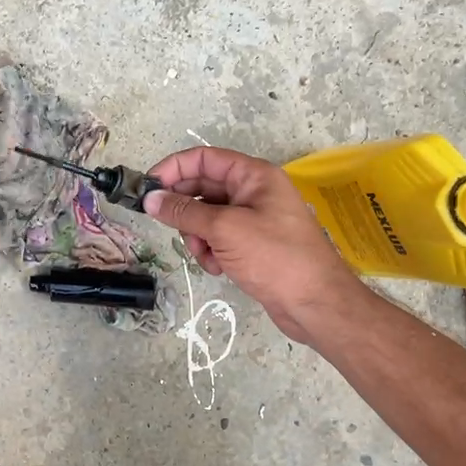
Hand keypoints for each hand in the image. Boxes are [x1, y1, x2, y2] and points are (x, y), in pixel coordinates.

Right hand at [145, 146, 362, 342]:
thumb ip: (183, 211)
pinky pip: (218, 236)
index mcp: (253, 176)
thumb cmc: (275, 257)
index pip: (203, 159)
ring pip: (206, 215)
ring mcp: (253, 219)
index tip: (148, 188)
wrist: (317, 306)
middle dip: (184, 209)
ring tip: (203, 254)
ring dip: (196, 234)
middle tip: (168, 225)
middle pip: (202, 188)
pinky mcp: (252, 244)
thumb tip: (150, 199)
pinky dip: (210, 249)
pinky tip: (217, 267)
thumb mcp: (224, 229)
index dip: (173, 169)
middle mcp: (253, 192)